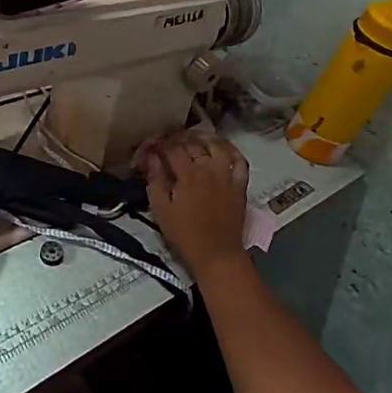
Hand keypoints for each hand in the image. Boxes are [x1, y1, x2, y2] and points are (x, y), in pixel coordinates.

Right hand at [137, 130, 250, 279]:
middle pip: (194, 144)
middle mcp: (209, 168)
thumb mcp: (161, 210)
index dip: (162, 143)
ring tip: (196, 138)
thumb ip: (155, 181)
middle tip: (171, 141)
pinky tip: (223, 148)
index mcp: (188, 174)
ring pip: (218, 146)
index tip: (154, 144)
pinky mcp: (240, 184)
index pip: (173, 149)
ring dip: (205, 138)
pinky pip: (240, 161)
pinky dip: (232, 150)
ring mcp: (227, 175)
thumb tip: (151, 157)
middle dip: (180, 139)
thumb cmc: (185, 235)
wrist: (217, 255)